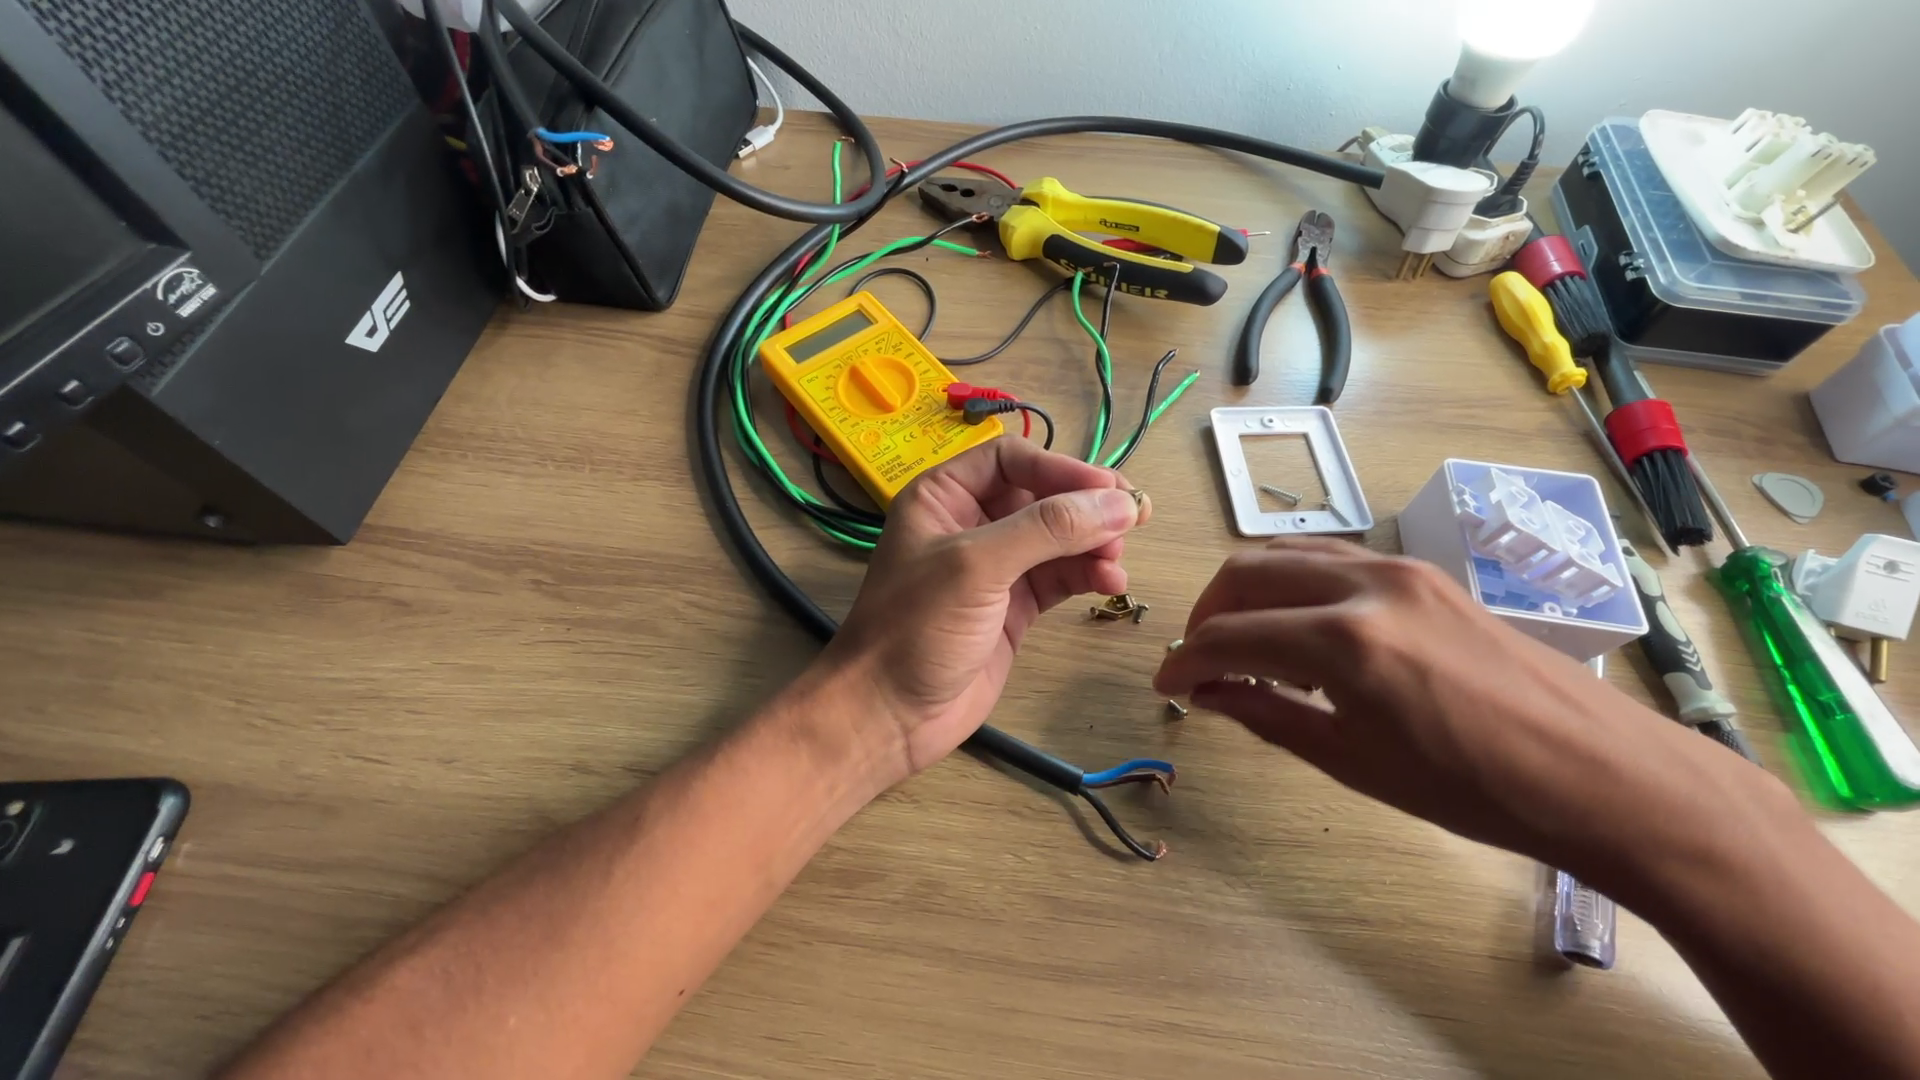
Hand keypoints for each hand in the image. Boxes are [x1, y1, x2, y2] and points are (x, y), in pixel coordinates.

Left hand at [820, 438, 1147, 781]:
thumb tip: (1120, 502)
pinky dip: (1088, 574)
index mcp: (944, 497)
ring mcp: (994, 568)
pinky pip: (1060, 576)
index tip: (1109, 488)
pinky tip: (1110, 583)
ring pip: (1057, 538)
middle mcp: (970, 523)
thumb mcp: (976, 566)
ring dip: (1093, 543)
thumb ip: (1048, 529)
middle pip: (1041, 496)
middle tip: (1133, 517)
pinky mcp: (1014, 607)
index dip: (1061, 468)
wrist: (889, 714)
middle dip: (1085, 506)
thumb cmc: (915, 628)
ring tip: (1117, 561)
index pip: (1012, 460)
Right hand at [1152, 538, 1765, 867]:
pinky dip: (1294, 584)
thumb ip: (1267, 715)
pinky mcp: (1424, 572)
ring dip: (1248, 592)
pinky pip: (1332, 559)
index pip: (1229, 635)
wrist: (1602, 774)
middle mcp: (1365, 584)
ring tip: (1244, 643)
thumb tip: (1208, 694)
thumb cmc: (1473, 789)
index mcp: (1344, 642)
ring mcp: (1399, 569)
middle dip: (1207, 615)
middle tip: (1199, 662)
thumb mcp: (1354, 762)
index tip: (1167, 686)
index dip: (1185, 661)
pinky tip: (1301, 629)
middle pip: (1246, 573)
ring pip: (1286, 554)